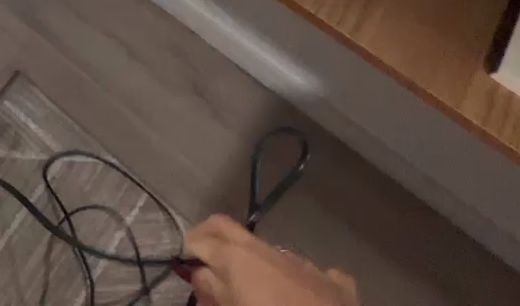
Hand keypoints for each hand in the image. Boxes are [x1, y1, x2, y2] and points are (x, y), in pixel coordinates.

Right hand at [184, 215, 359, 305]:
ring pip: (268, 249)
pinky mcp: (334, 283)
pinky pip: (312, 271)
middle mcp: (264, 248)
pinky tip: (302, 293)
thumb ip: (209, 288)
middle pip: (225, 227)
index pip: (197, 238)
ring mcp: (302, 263)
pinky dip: (301, 278)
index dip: (187, 250)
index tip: (185, 267)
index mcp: (234, 253)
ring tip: (254, 284)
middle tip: (203, 257)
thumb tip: (200, 274)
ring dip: (256, 260)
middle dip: (209, 236)